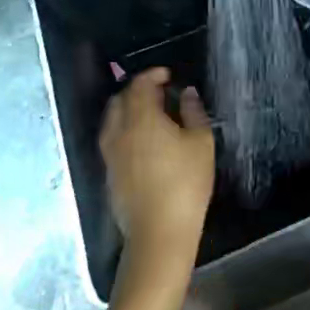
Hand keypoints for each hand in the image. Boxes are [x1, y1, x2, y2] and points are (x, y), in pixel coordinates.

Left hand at [100, 68, 214, 253]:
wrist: (158, 235)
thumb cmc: (185, 184)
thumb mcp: (201, 144)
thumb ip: (193, 112)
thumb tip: (186, 93)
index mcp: (141, 117)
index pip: (140, 84)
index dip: (153, 74)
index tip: (167, 75)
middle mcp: (120, 130)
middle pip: (121, 98)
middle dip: (138, 89)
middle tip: (159, 92)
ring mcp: (110, 152)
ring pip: (112, 118)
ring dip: (127, 108)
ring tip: (148, 114)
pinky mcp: (108, 173)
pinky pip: (111, 139)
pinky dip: (123, 129)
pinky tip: (140, 141)